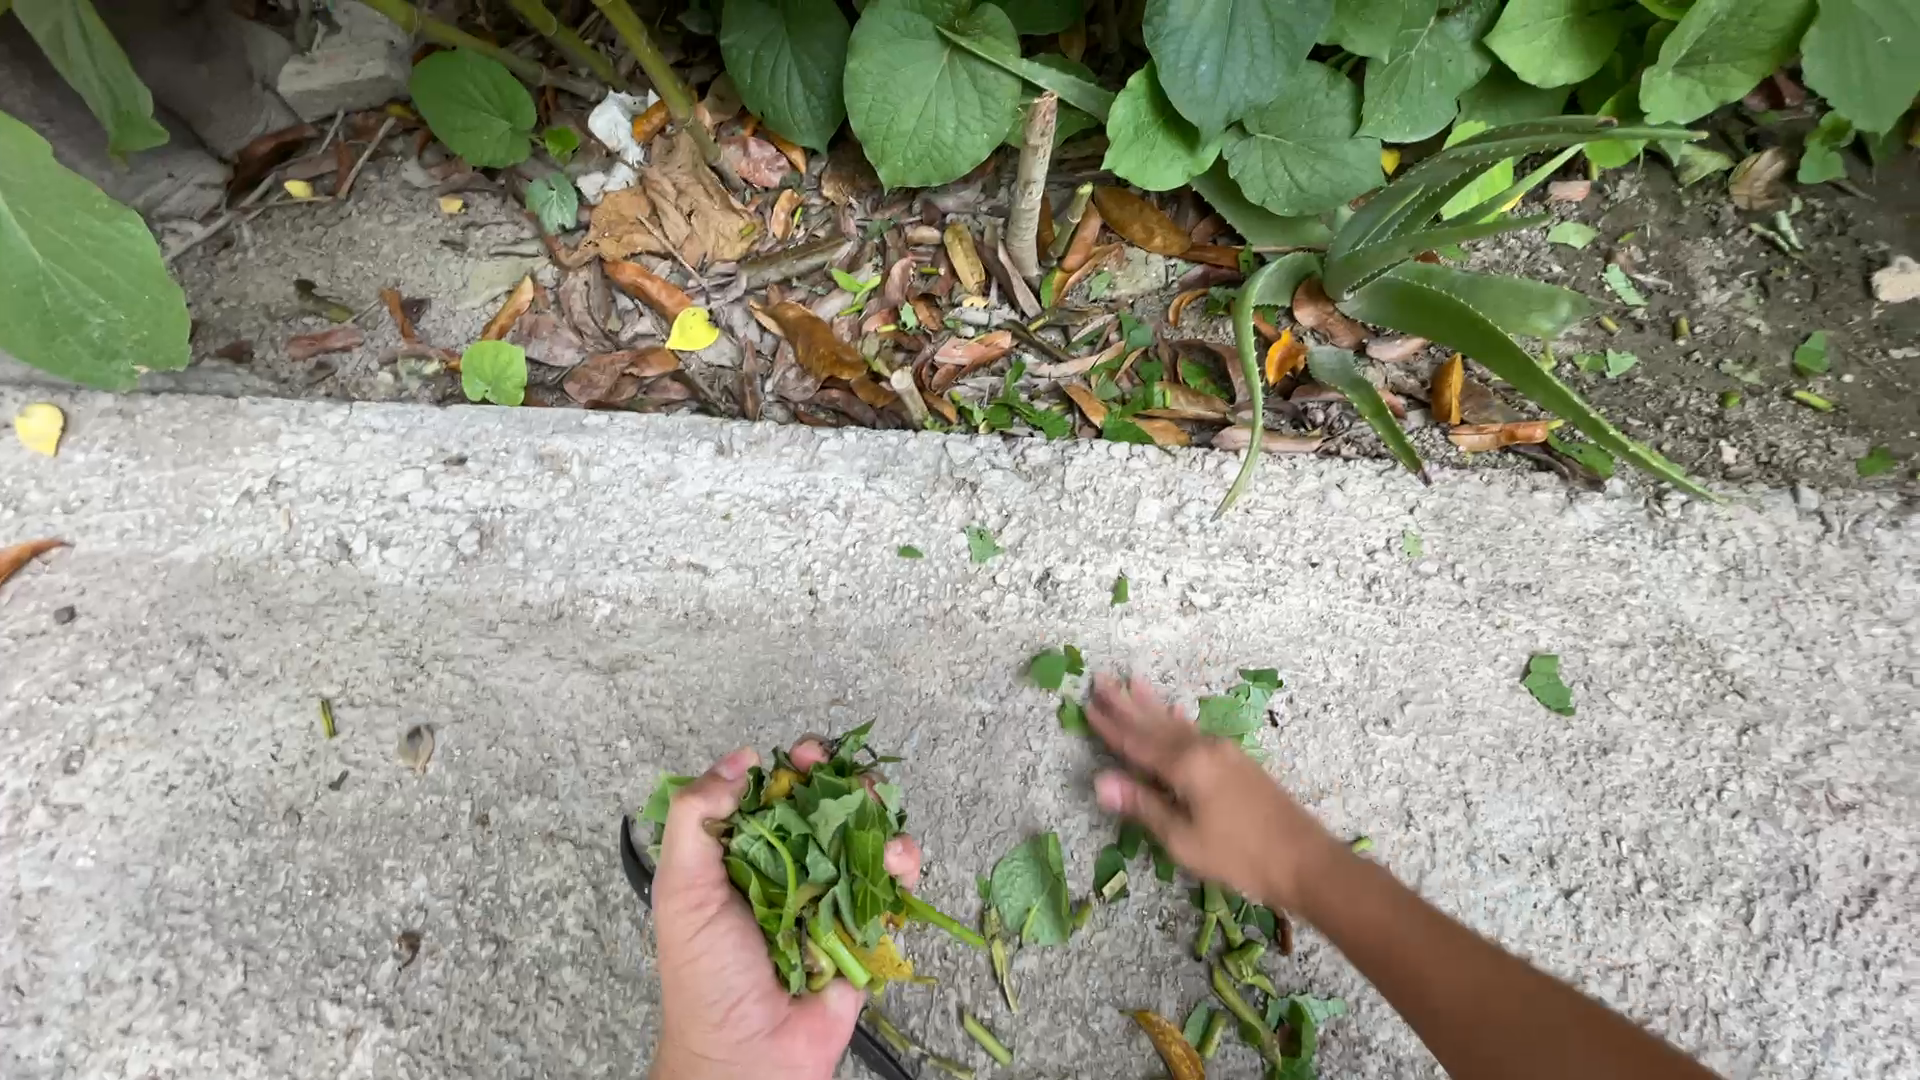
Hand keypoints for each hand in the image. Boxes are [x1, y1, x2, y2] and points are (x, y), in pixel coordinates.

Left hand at [649, 740, 921, 1079]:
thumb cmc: (706, 978)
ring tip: (879, 807)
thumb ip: (696, 820)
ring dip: (881, 811)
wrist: (749, 1058)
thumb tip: (740, 760)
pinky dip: (904, 862)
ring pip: (867, 834)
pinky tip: (897, 857)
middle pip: (830, 804)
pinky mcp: (867, 923)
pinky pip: (894, 883)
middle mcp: (796, 866)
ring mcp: (834, 893)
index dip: (796, 765)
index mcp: (751, 853)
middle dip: (846, 779)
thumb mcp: (682, 892)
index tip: (809, 753)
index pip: (778, 791)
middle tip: (852, 775)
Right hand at [1087, 675, 1339, 910]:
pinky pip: (1195, 730)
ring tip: (1133, 681)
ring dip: (1151, 704)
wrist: (1308, 861)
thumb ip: (1143, 805)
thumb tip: (1099, 781)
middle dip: (1126, 703)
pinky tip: (1175, 712)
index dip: (1110, 726)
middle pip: (1154, 723)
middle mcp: (1202, 749)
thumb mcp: (1184, 839)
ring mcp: (1222, 751)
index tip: (1086, 704)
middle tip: (1101, 678)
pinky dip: (1177, 718)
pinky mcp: (1236, 760)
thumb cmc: (1241, 857)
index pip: (1136, 743)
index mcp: (1186, 766)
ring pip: (1176, 722)